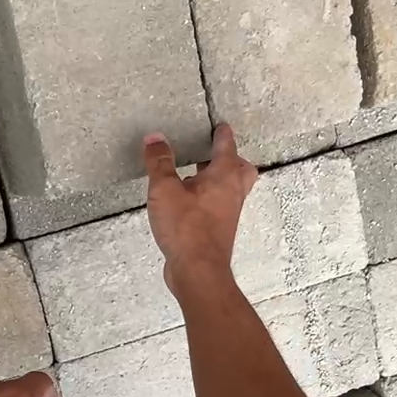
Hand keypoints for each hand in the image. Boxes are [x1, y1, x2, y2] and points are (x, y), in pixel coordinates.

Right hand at [143, 123, 258, 295]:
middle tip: (215, 154)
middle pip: (240, 169)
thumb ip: (159, 162)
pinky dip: (210, 199)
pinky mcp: (218, 231)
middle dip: (230, 159)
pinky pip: (220, 207)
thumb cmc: (185, 228)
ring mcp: (227, 214)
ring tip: (199, 177)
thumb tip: (155, 138)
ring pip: (231, 189)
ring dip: (220, 180)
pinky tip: (191, 204)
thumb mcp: (164, 190)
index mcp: (224, 176)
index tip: (221, 126)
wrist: (197, 270)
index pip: (226, 147)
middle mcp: (232, 193)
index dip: (222, 134)